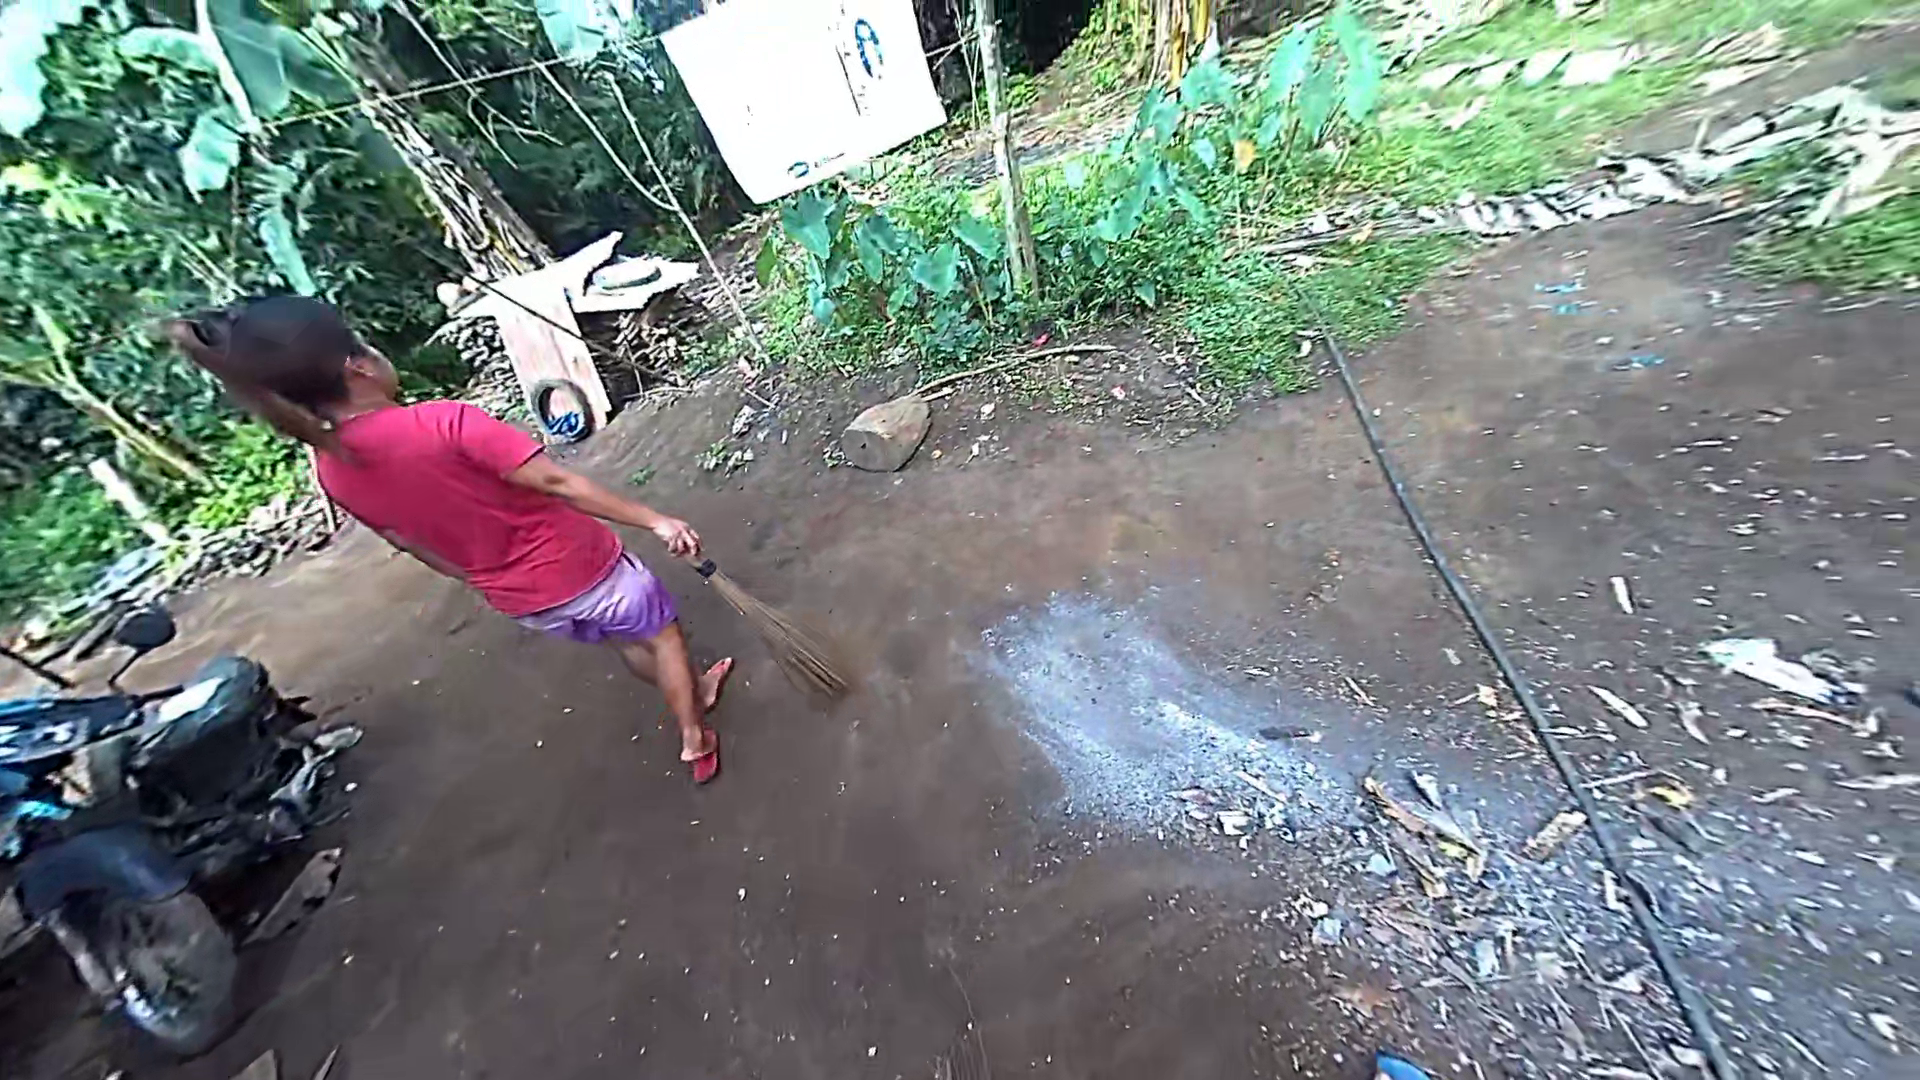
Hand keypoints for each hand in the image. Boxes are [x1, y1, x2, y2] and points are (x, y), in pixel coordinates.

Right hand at [651, 516, 700, 557]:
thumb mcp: (679, 525)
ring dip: (679, 552)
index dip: (700, 544)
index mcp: (687, 527)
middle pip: (692, 543)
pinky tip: (669, 550)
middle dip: (693, 551)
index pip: (697, 537)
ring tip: (675, 554)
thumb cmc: (667, 524)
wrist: (657, 520)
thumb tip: (687, 545)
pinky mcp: (671, 537)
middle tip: (692, 555)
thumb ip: (684, 533)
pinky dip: (671, 550)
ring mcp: (678, 534)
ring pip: (682, 548)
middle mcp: (684, 531)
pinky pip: (673, 547)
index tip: (702, 549)